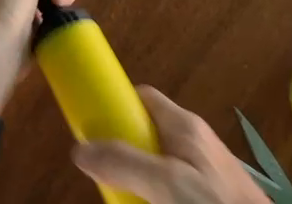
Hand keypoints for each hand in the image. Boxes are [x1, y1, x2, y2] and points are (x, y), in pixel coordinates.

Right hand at [72, 86, 269, 203]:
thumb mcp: (166, 184)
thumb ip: (124, 164)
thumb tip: (79, 149)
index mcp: (183, 126)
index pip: (142, 98)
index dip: (115, 107)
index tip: (94, 130)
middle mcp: (194, 144)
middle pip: (146, 137)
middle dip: (123, 157)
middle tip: (108, 181)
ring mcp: (205, 174)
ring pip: (159, 171)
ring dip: (140, 186)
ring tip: (126, 201)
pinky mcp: (212, 199)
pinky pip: (175, 192)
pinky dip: (159, 199)